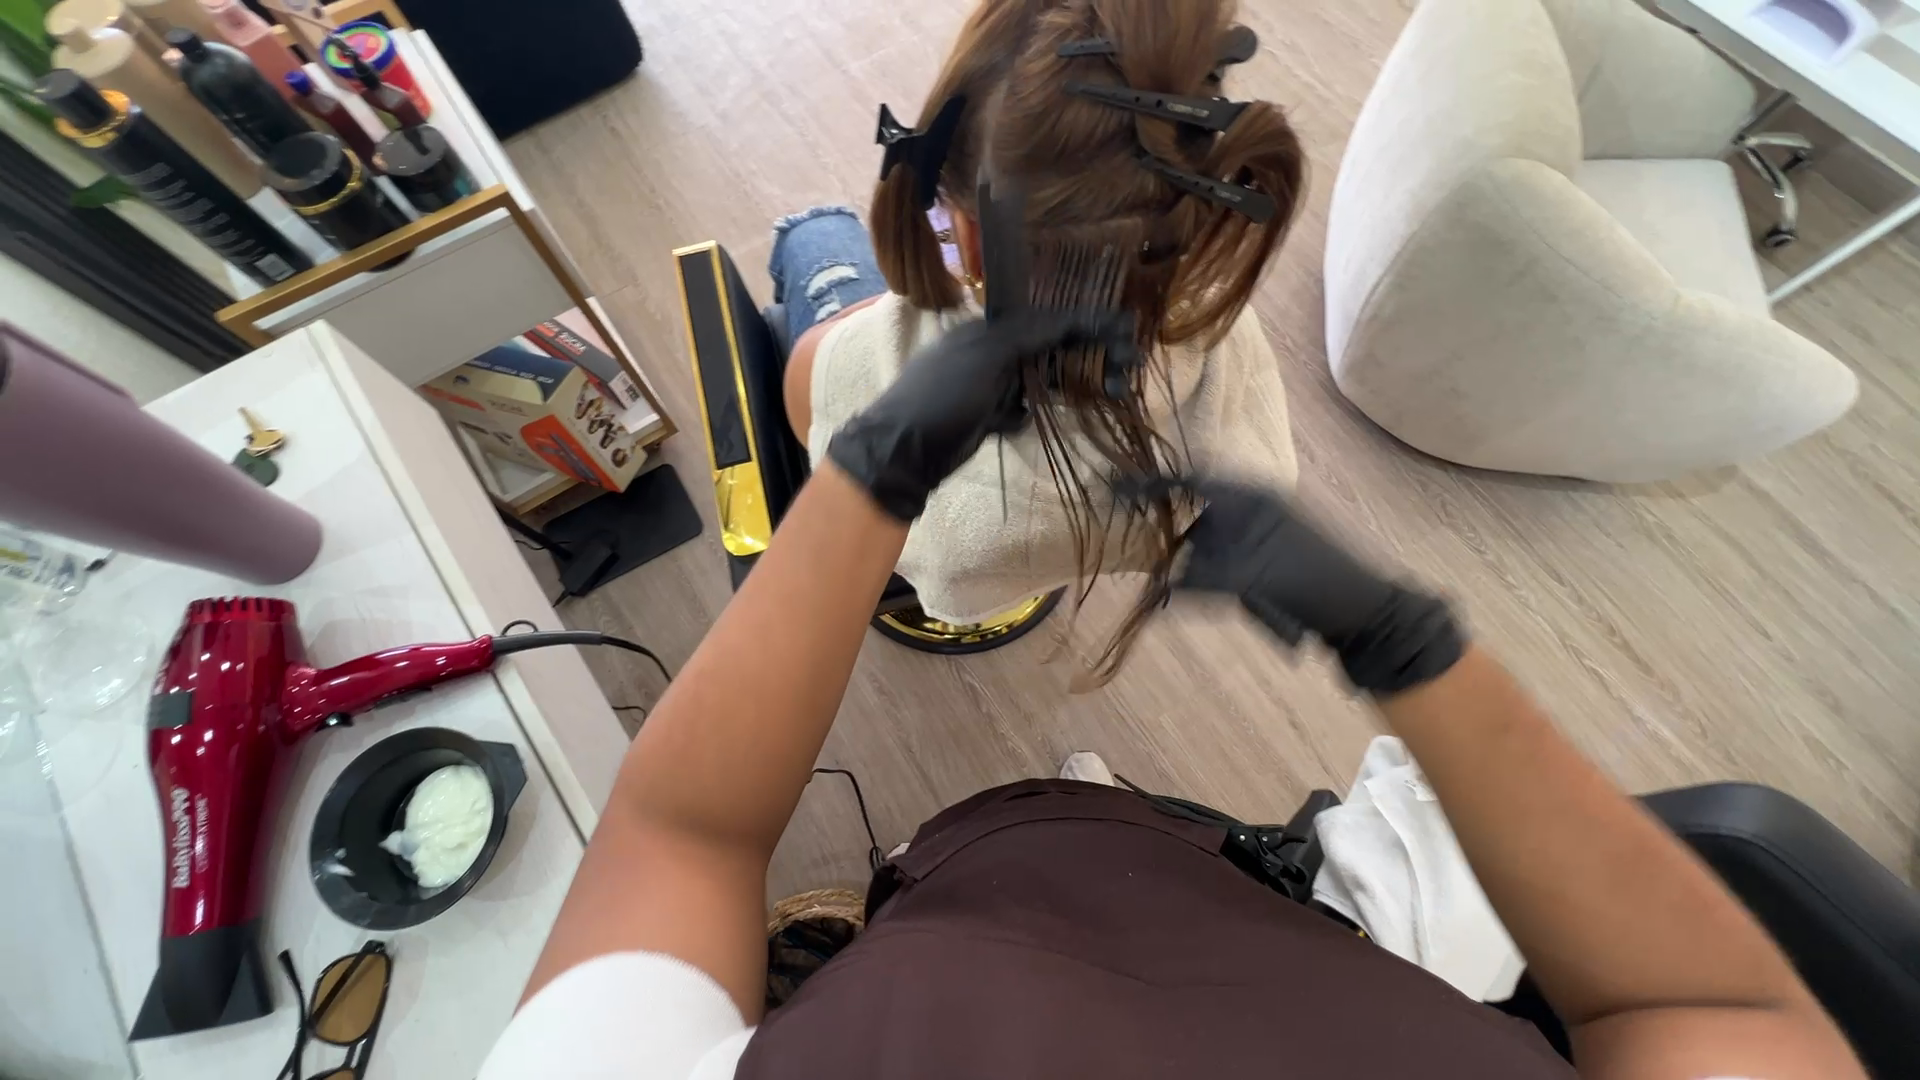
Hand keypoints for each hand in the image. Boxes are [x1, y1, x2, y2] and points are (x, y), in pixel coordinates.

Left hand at [827, 310, 1130, 521]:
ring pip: (1040, 378)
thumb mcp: (987, 356)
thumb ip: (1028, 334)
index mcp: (989, 328)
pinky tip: (1040, 417)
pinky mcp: (988, 415)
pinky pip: (1023, 407)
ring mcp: (990, 384)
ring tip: (1109, 392)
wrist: (906, 450)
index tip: (1124, 331)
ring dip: (1070, 384)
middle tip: (1125, 369)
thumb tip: (1068, 316)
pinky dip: (1034, 411)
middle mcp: (992, 351)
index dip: (1087, 324)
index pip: (1048, 318)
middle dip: (1087, 355)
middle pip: (1049, 347)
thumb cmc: (943, 395)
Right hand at [1145, 477, 1464, 694]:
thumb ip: (1200, 580)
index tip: (1116, 490)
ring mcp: (1261, 531)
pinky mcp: (1264, 555)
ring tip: (1164, 575)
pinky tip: (1189, 591)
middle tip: (1136, 541)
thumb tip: (1157, 586)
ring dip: (1187, 557)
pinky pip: (1222, 558)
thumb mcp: (1251, 580)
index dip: (1152, 485)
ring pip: (1208, 537)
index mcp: (1253, 497)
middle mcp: (1254, 507)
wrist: (1366, 612)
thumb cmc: (1314, 584)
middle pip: (1195, 509)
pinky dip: (1204, 573)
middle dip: (1166, 527)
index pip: (1192, 480)